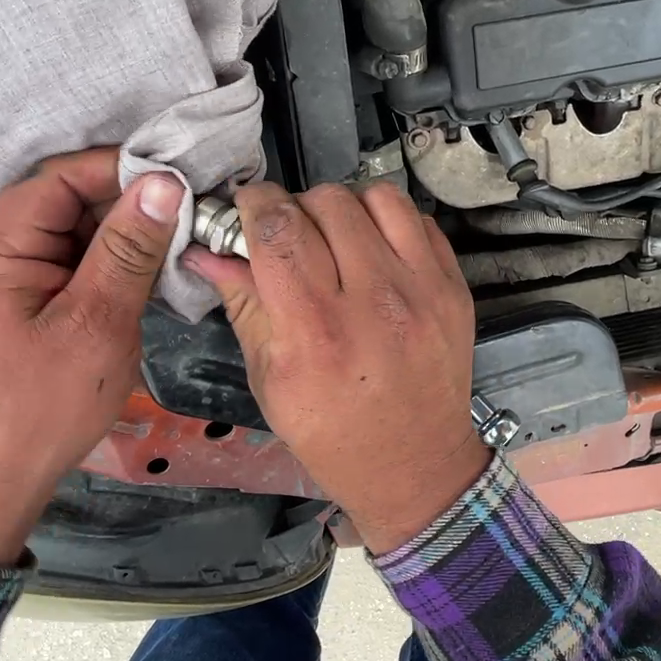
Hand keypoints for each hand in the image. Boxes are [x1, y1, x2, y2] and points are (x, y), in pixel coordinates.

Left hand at [0, 149, 181, 563]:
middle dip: (122, 210)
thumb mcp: (96, 325)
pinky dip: (94, 271)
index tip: (179, 181)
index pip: (58, 180)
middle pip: (58, 206)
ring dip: (112, 244)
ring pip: (60, 238)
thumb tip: (163, 183)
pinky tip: (132, 285)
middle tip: (184, 222)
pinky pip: (53, 269)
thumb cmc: (38, 410)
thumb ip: (128, 250)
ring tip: (167, 254)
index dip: (120, 172)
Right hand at [185, 182, 485, 553]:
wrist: (416, 464)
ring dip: (345, 206)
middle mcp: (374, 302)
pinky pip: (418, 219)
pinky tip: (374, 250)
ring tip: (336, 237)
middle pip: (326, 203)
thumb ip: (243, 304)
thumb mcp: (270, 380)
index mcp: (316, 332)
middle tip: (292, 235)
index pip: (278, 229)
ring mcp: (423, 290)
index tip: (248, 207)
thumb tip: (206, 250)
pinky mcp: (454, 287)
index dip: (255, 204)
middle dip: (297, 207)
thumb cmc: (332, 434)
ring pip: (376, 196)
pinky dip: (388, 221)